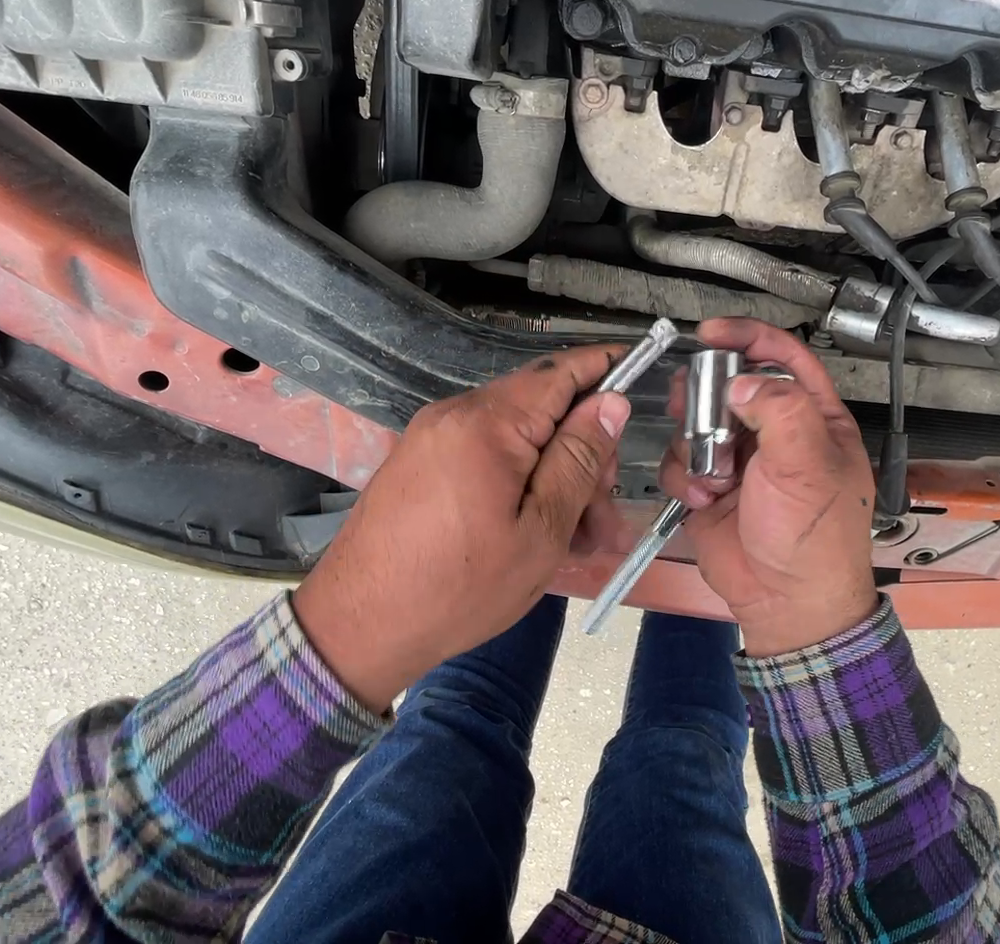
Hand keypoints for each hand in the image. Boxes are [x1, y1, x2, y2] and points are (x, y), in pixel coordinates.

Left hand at [293, 346, 631, 708]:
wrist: (358, 628)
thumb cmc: (460, 587)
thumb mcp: (540, 530)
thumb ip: (579, 460)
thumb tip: (611, 402)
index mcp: (488, 423)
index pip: (559, 372)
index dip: (604, 371)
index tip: (640, 380)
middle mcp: (456, 414)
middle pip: (541, 411)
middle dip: (584, 456)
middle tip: (605, 517)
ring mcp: (433, 438)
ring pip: (517, 440)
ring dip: (555, 479)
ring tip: (579, 541)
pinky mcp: (421, 463)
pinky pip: (486, 457)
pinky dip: (520, 484)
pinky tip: (537, 532)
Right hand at [657, 319, 878, 656]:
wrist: (785, 602)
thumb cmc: (812, 534)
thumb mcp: (808, 464)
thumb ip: (779, 409)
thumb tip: (740, 384)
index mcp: (813, 419)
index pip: (784, 359)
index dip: (750, 338)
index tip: (713, 331)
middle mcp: (773, 434)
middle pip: (728, 387)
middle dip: (705, 396)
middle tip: (690, 405)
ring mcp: (738, 461)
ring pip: (696, 423)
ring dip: (694, 445)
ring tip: (708, 472)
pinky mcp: (707, 488)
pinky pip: (679, 463)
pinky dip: (683, 478)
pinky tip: (701, 499)